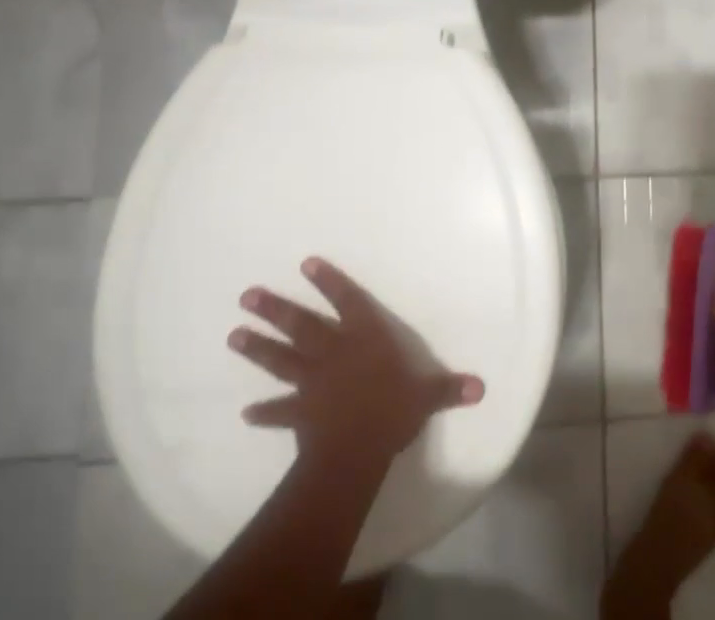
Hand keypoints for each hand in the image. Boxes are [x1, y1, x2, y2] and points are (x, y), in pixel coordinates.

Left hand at [228, 256, 484, 475]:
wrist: (355, 449)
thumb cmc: (394, 411)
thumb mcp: (428, 396)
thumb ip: (450, 389)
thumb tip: (481, 388)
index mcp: (367, 340)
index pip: (348, 304)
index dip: (329, 283)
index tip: (306, 264)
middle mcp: (335, 354)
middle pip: (302, 326)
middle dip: (275, 309)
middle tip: (247, 296)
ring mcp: (312, 382)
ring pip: (281, 359)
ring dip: (258, 348)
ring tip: (233, 335)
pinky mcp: (299, 412)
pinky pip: (279, 410)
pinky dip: (264, 411)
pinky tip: (247, 412)